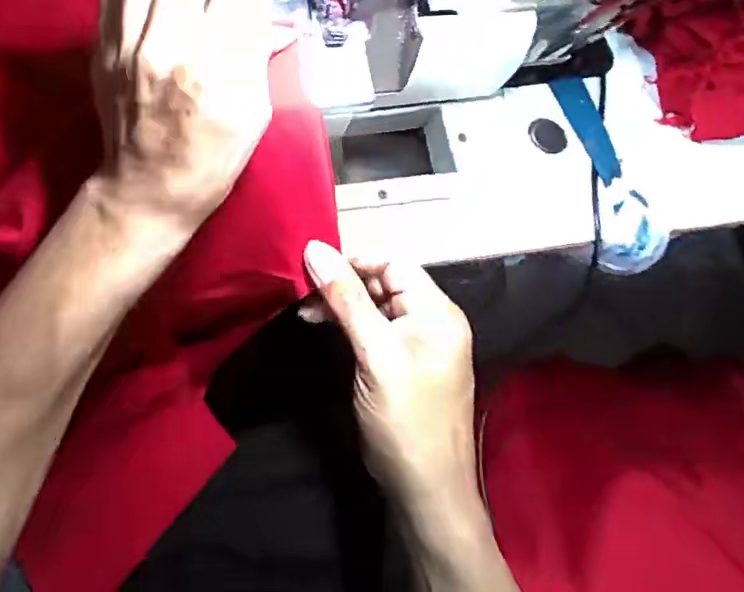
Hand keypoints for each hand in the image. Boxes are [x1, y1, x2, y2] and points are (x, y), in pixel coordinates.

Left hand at [92, 0, 274, 240]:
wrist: (148, 191)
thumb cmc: (214, 159)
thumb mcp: (256, 113)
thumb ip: (262, 58)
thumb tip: (283, 24)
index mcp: (216, 71)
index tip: (251, 14)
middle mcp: (168, 50)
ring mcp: (126, 47)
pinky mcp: (101, 50)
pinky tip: (153, 16)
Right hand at [303, 241, 478, 512]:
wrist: (427, 496)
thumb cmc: (405, 420)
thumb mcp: (374, 354)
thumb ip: (347, 299)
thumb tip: (315, 248)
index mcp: (439, 311)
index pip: (395, 264)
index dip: (356, 261)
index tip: (315, 268)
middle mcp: (434, 321)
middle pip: (386, 284)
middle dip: (346, 284)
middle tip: (304, 293)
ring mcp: (420, 345)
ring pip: (377, 308)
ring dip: (344, 306)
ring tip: (307, 311)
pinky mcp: (405, 366)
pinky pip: (376, 332)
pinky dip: (351, 327)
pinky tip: (326, 327)